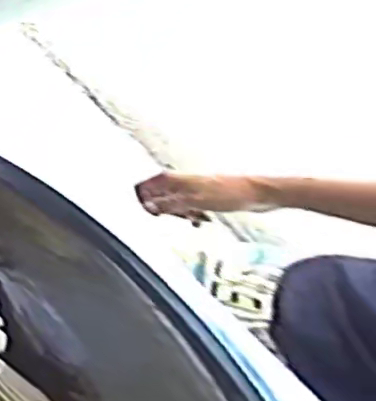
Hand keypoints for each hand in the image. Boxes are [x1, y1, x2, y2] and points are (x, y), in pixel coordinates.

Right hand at [135, 173, 272, 219]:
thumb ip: (169, 203)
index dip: (145, 201)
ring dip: (179, 213)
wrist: (258, 193)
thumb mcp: (195, 201)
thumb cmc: (226, 194)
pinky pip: (186, 205)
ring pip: (171, 201)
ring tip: (195, 221)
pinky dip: (190, 213)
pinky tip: (201, 220)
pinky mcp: (199, 194)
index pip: (142, 188)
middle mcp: (173, 181)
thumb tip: (147, 206)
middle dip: (164, 209)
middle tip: (180, 219)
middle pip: (155, 195)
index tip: (156, 215)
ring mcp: (187, 187)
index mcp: (168, 179)